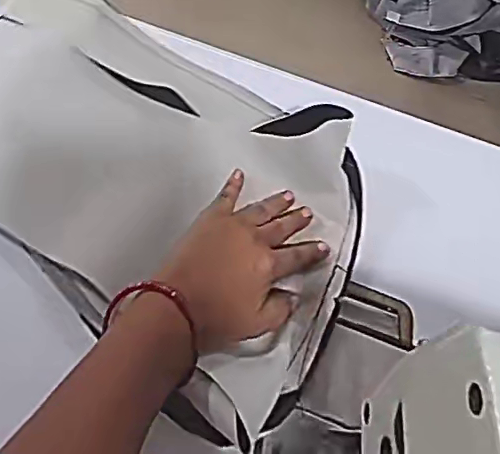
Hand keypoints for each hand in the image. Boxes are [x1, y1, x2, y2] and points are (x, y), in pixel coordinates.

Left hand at [150, 170, 330, 353]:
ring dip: (276, 202)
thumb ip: (280, 309)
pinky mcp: (212, 219)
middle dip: (296, 221)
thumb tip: (291, 300)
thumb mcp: (257, 323)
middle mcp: (253, 240)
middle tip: (306, 214)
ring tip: (287, 196)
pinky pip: (226, 196)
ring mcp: (232, 226)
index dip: (311, 252)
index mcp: (267, 265)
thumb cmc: (213, 316)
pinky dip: (233, 185)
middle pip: (282, 227)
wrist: (178, 304)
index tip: (320, 247)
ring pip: (261, 209)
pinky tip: (238, 176)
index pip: (297, 256)